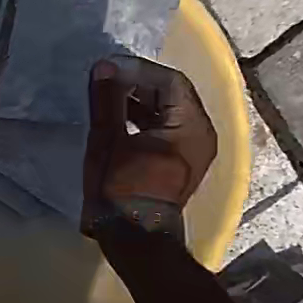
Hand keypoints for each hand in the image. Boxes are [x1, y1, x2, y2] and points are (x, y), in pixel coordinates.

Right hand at [81, 55, 217, 230]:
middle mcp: (201, 133)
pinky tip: (114, 116)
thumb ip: (107, 101)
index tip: (104, 69)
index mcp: (192, 126)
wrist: (132, 236)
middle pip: (171, 93)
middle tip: (102, 78)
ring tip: (103, 94)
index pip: (169, 81)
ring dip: (136, 98)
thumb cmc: (121, 188)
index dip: (135, 70)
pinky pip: (162, 126)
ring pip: (166, 109)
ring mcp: (192, 148)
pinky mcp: (177, 159)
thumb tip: (104, 66)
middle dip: (135, 82)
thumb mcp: (108, 140)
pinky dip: (140, 116)